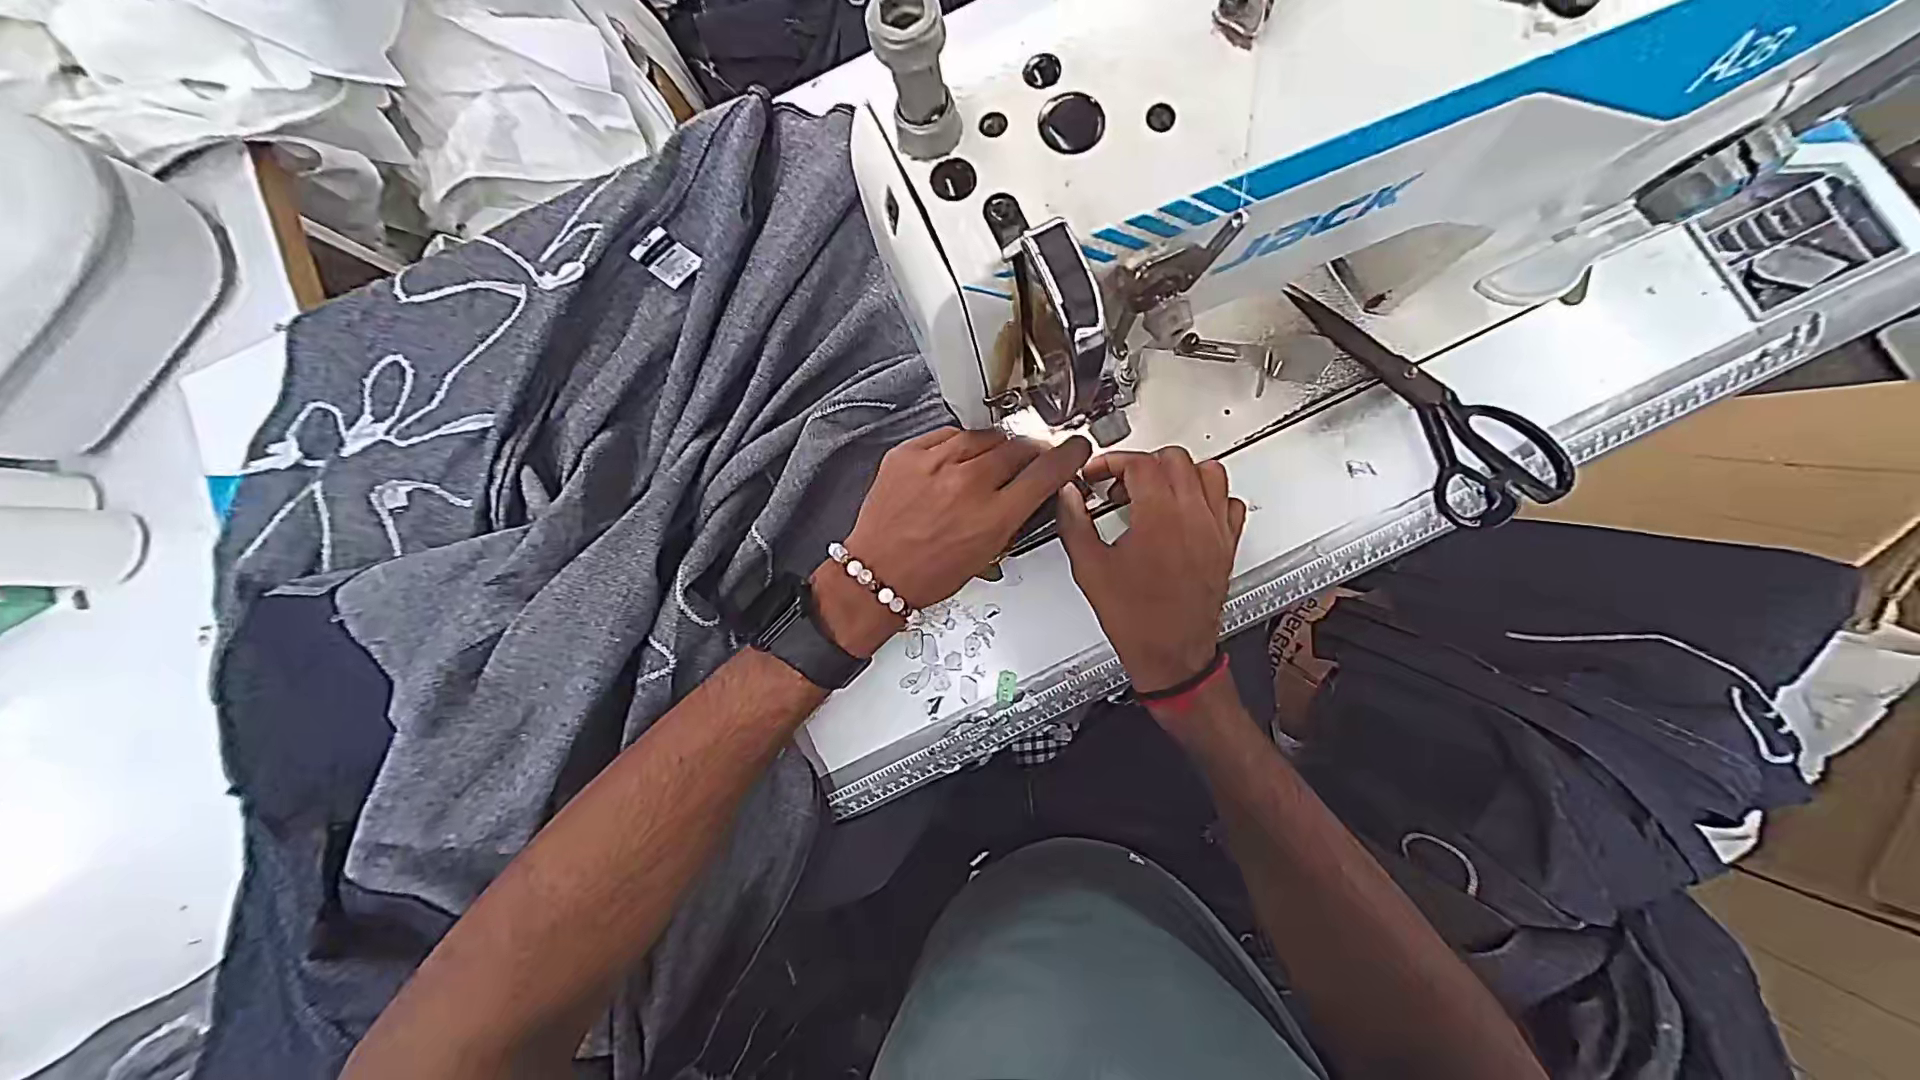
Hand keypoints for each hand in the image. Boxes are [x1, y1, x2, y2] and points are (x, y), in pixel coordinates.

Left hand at [813, 428, 1092, 656]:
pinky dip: (959, 445)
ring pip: (985, 436)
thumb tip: (1033, 488)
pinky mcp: (909, 453)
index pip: (1046, 470)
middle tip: (1026, 461)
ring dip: (994, 448)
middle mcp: (967, 484)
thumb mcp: (989, 552)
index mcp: (993, 516)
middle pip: (1018, 447)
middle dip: (1029, 453)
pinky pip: (949, 434)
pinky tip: (956, 462)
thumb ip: (1015, 515)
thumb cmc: (928, 573)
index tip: (1074, 448)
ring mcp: (935, 464)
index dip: (1068, 454)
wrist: (878, 574)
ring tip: (984, 467)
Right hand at [1055, 447, 1245, 692]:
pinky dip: (1209, 496)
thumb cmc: (1137, 620)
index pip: (1139, 463)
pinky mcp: (1226, 544)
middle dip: (1141, 464)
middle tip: (1120, 484)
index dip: (1111, 463)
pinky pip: (1228, 501)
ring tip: (1154, 490)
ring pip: (1208, 471)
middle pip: (1174, 459)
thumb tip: (1068, 496)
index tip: (1098, 475)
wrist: (1171, 653)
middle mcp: (1193, 517)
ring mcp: (1215, 530)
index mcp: (1158, 517)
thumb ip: (1074, 523)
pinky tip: (1187, 509)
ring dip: (1178, 473)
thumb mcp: (1089, 567)